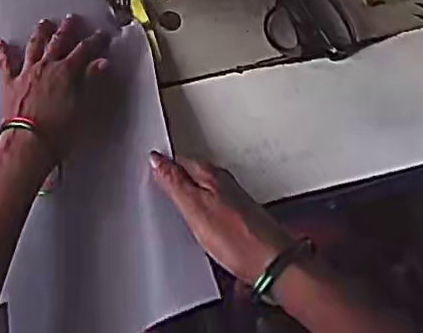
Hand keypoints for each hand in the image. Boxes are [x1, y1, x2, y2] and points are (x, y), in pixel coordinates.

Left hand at [0, 14, 110, 162]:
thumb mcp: (81, 106)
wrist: (27, 145)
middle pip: (58, 42)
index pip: (84, 50)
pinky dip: (4, 53)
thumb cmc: (58, 131)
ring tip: (44, 23)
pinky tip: (1, 43)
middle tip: (71, 19)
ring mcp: (26, 73)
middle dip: (66, 30)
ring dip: (40, 33)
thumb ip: (90, 81)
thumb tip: (102, 62)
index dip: (94, 41)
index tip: (102, 34)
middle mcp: (46, 66)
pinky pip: (6, 64)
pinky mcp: (10, 83)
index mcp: (66, 71)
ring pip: (34, 46)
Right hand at [149, 152, 294, 283]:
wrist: (273, 264)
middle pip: (191, 171)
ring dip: (188, 192)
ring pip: (202, 187)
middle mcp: (222, 180)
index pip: (179, 158)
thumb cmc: (238, 239)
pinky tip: (198, 221)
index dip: (162, 164)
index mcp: (210, 173)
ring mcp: (231, 197)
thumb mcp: (196, 210)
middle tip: (157, 183)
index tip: (149, 169)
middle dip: (174, 176)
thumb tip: (157, 160)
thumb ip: (175, 183)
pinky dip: (200, 207)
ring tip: (174, 201)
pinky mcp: (237, 215)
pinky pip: (211, 202)